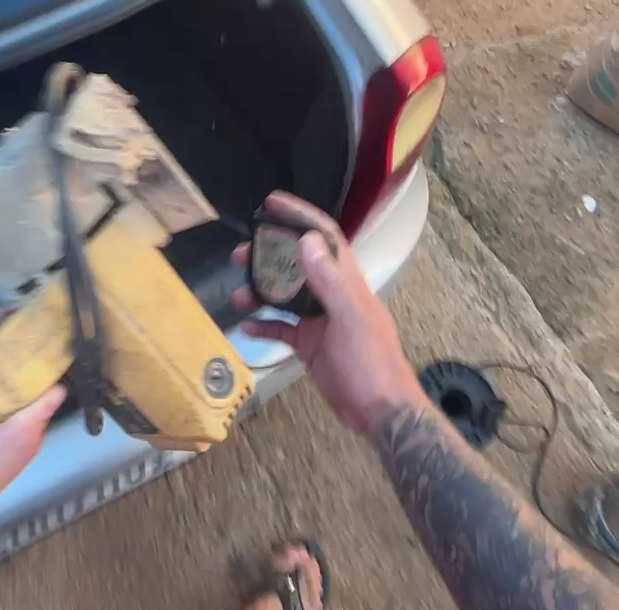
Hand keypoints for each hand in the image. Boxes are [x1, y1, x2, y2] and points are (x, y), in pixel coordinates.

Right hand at [230, 200, 425, 436]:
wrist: (382, 415)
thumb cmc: (372, 363)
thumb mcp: (350, 319)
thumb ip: (329, 280)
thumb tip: (306, 239)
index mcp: (346, 281)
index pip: (324, 236)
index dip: (300, 215)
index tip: (271, 202)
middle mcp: (331, 294)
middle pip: (296, 263)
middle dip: (268, 254)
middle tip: (239, 254)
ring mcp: (319, 319)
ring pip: (284, 295)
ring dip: (260, 291)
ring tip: (236, 294)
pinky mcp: (309, 344)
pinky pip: (281, 328)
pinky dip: (263, 324)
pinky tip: (244, 327)